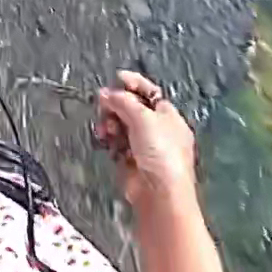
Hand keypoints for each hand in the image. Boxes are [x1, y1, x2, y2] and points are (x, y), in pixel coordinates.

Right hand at [94, 70, 197, 209]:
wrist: (159, 194)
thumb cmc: (160, 151)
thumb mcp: (143, 117)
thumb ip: (123, 101)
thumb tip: (106, 94)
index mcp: (168, 116)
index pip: (149, 92)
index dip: (134, 83)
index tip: (117, 77)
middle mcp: (157, 129)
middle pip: (132, 108)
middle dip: (116, 104)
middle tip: (103, 104)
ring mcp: (144, 147)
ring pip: (121, 126)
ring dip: (110, 123)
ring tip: (105, 127)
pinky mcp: (131, 162)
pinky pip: (116, 144)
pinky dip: (110, 140)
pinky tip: (105, 140)